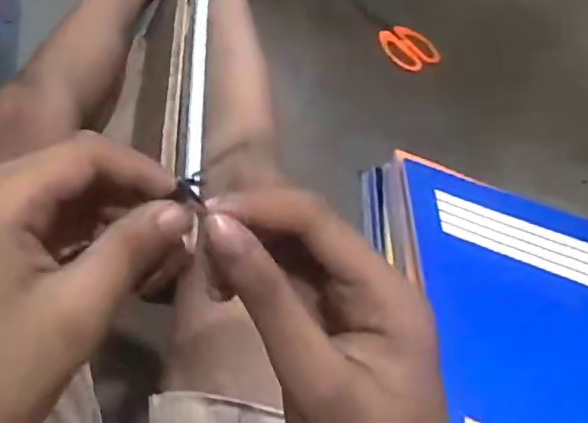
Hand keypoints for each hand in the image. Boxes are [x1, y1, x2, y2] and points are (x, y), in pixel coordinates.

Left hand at [0, 132, 193, 422]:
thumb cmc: (6, 366)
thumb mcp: (76, 311)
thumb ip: (129, 250)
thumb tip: (181, 210)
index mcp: (8, 191)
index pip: (86, 154)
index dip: (139, 169)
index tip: (184, 197)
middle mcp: (2, 184)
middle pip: (79, 164)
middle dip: (130, 187)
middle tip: (177, 218)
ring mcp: (2, 208)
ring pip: (74, 187)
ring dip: (118, 207)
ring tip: (162, 237)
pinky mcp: (8, 233)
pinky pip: (62, 213)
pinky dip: (98, 227)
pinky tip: (130, 249)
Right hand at [203, 188, 444, 422]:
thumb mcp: (314, 380)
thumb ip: (268, 299)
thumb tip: (216, 223)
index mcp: (386, 288)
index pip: (317, 218)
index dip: (260, 205)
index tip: (206, 214)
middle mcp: (372, 277)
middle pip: (304, 222)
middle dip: (250, 221)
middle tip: (201, 242)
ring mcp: (351, 295)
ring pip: (291, 241)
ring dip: (246, 242)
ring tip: (208, 268)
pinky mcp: (329, 312)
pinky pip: (286, 270)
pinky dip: (251, 267)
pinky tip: (224, 281)